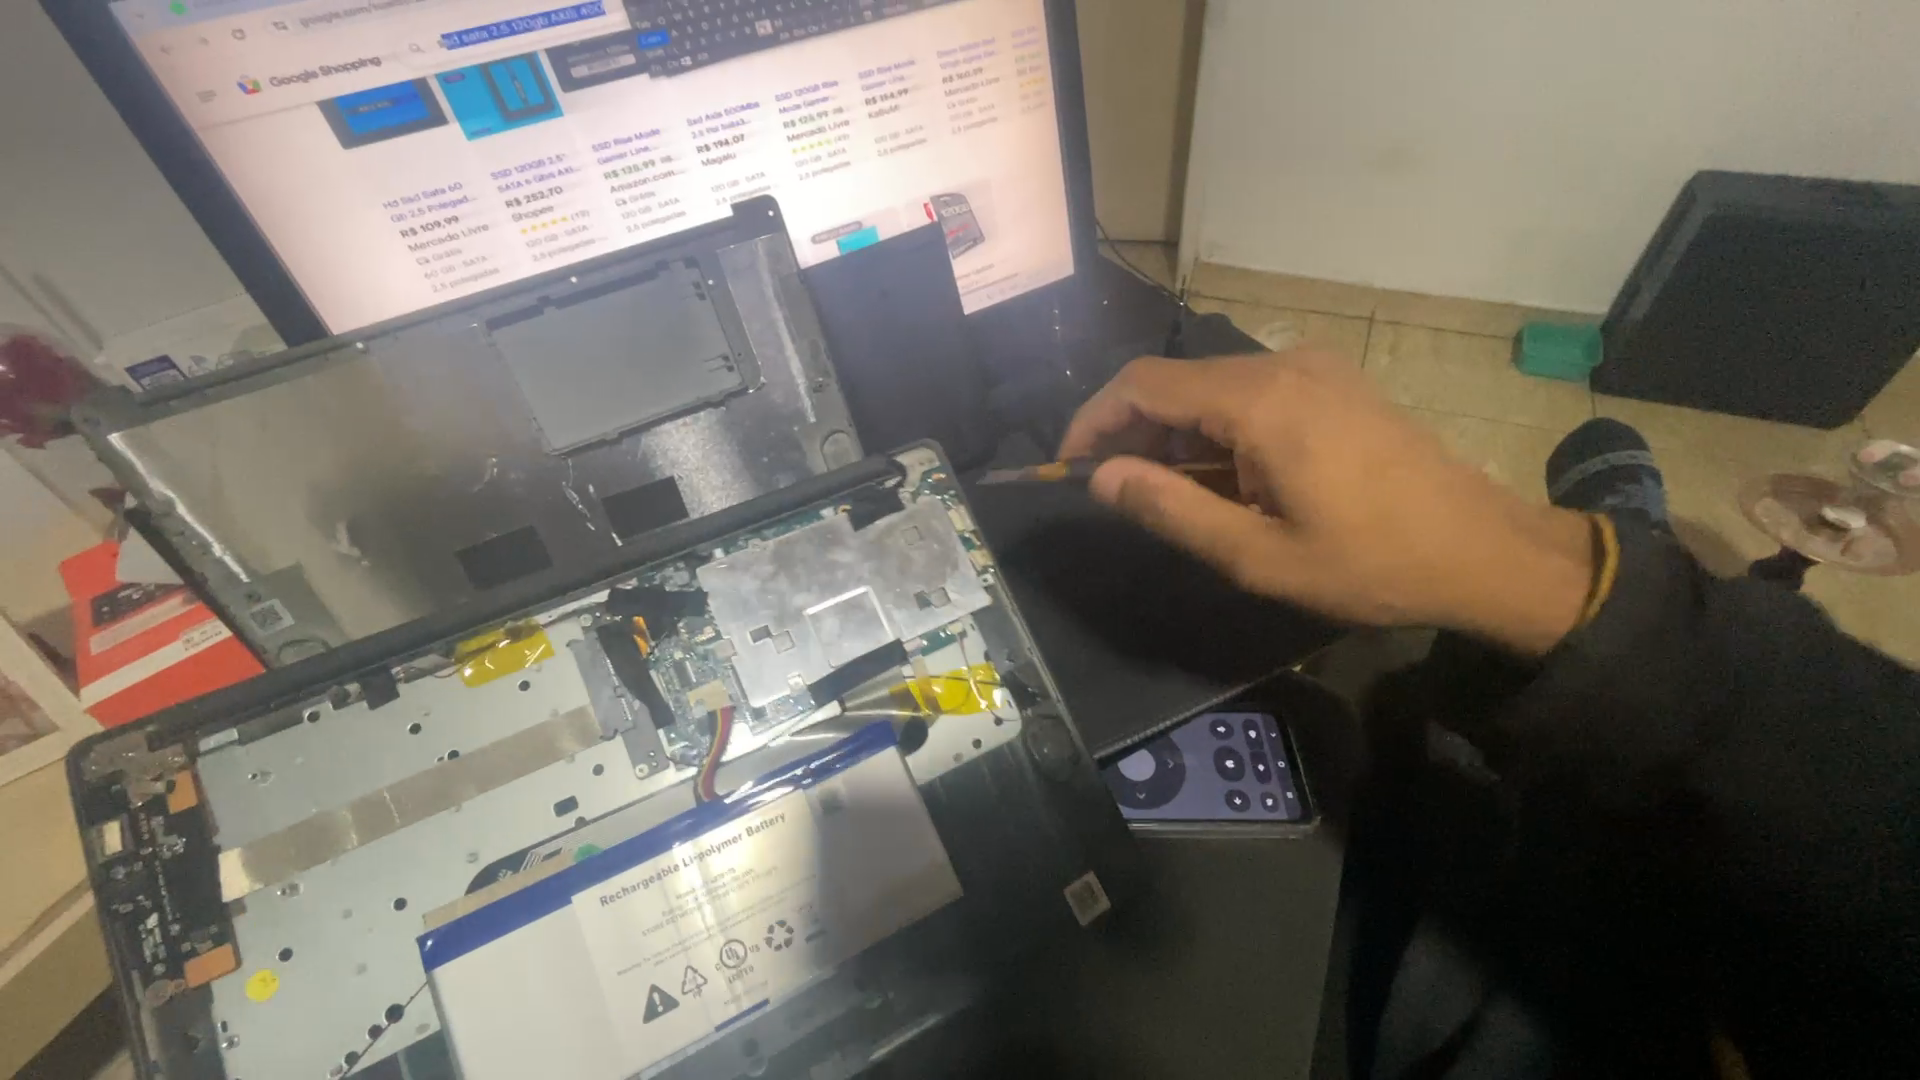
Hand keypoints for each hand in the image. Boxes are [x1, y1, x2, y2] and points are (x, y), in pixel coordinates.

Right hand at [1058, 351, 1594, 655]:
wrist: (1487, 552)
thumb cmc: (1370, 563)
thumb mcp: (1257, 555)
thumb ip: (1171, 509)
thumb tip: (1101, 477)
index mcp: (1260, 400)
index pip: (1142, 383)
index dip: (1093, 420)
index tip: (1070, 466)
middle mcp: (1282, 364)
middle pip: (1173, 381)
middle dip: (1130, 431)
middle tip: (1114, 490)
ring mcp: (1313, 369)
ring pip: (1209, 388)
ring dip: (1173, 435)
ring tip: (1167, 495)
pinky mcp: (1333, 383)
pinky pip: (1249, 395)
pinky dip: (1214, 430)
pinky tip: (1222, 478)